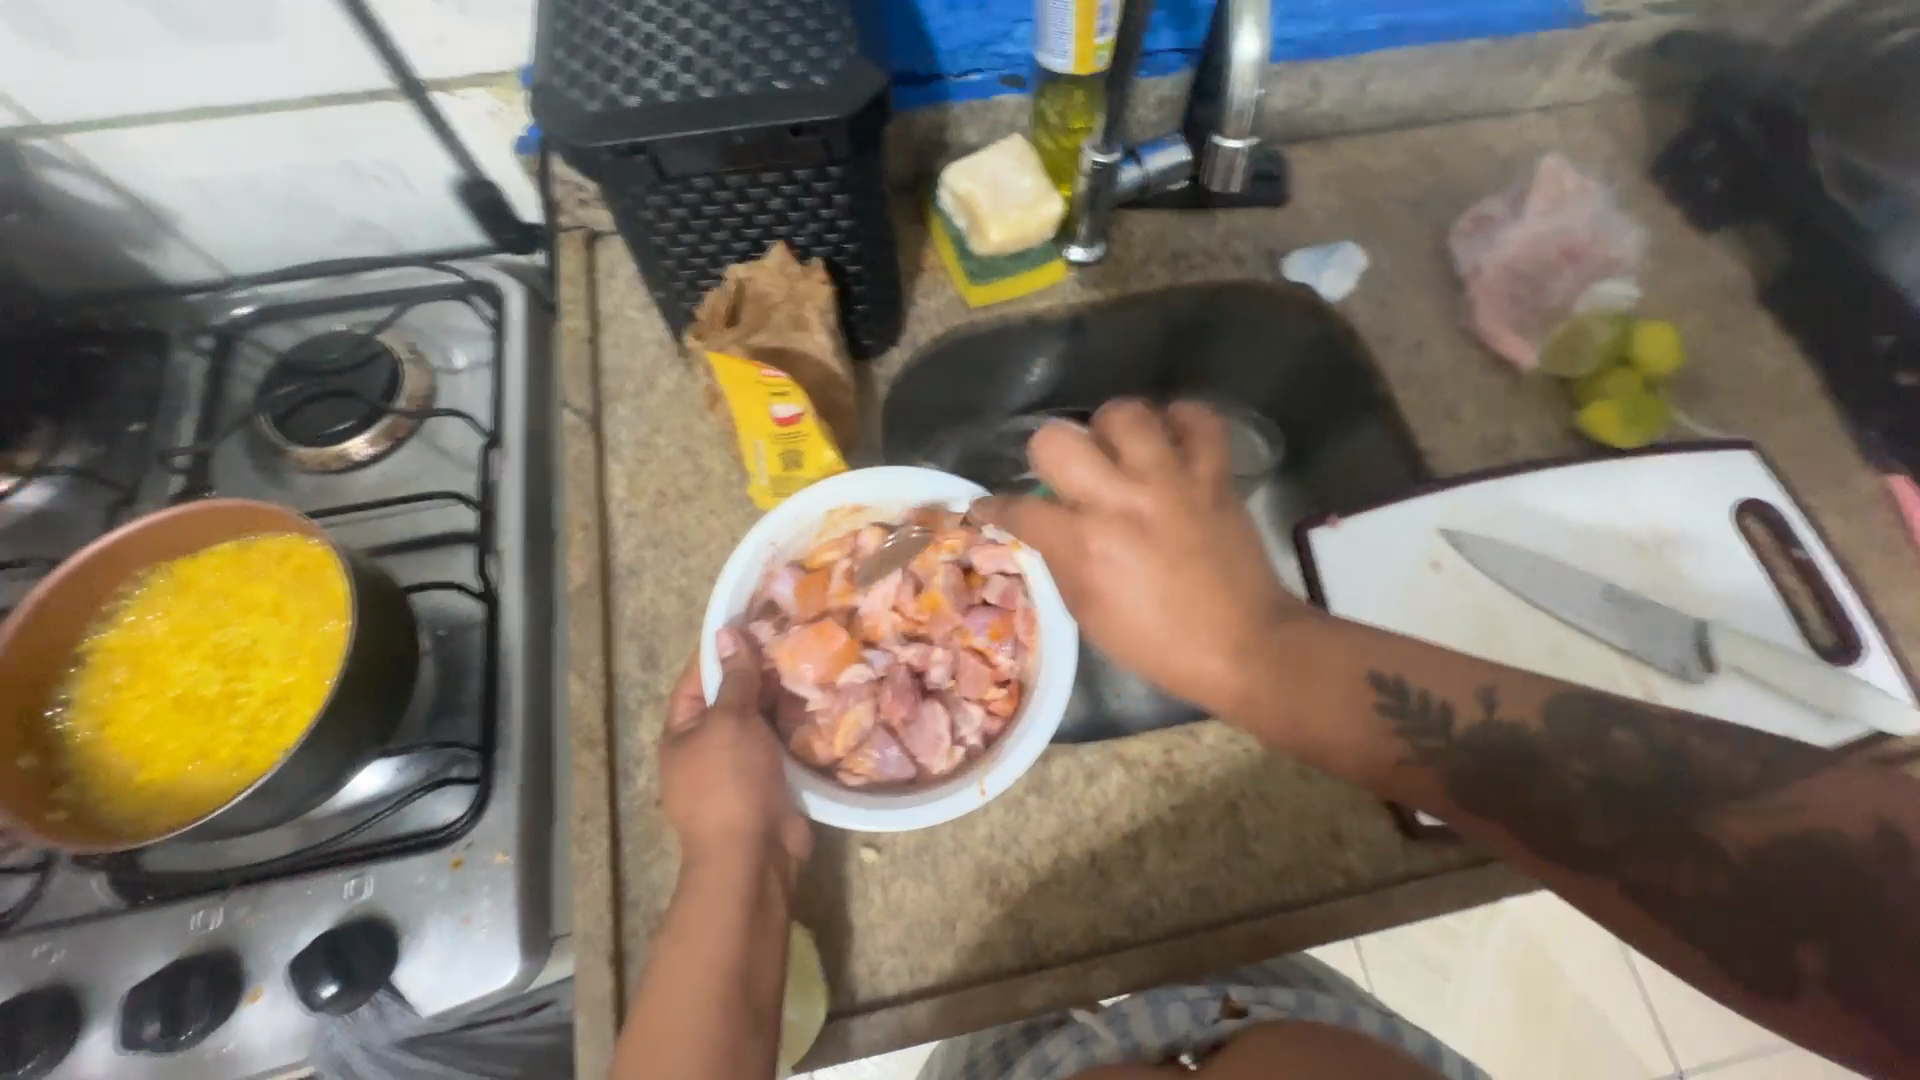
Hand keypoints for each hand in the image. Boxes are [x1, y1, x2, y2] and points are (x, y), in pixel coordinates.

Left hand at [661, 629, 812, 888]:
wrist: (752, 856)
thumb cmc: (728, 783)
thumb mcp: (728, 722)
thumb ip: (732, 679)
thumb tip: (726, 634)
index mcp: (682, 731)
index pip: (697, 677)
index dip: (720, 649)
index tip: (749, 619)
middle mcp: (707, 746)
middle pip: (732, 697)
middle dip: (758, 670)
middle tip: (792, 636)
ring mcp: (740, 767)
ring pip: (762, 720)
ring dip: (783, 697)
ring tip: (813, 659)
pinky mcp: (771, 781)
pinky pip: (783, 743)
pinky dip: (799, 724)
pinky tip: (822, 700)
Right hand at [974, 400, 1320, 717]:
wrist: (1242, 645)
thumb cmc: (1156, 642)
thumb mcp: (1088, 612)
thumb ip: (1060, 560)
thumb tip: (1044, 527)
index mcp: (1085, 545)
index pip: (1020, 509)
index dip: (995, 507)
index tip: (989, 506)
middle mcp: (1121, 501)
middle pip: (1057, 439)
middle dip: (1047, 454)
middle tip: (1062, 475)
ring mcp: (1172, 482)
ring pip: (1125, 414)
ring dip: (1111, 430)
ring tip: (1118, 451)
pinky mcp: (1214, 476)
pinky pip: (1198, 420)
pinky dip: (1181, 422)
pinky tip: (1170, 439)